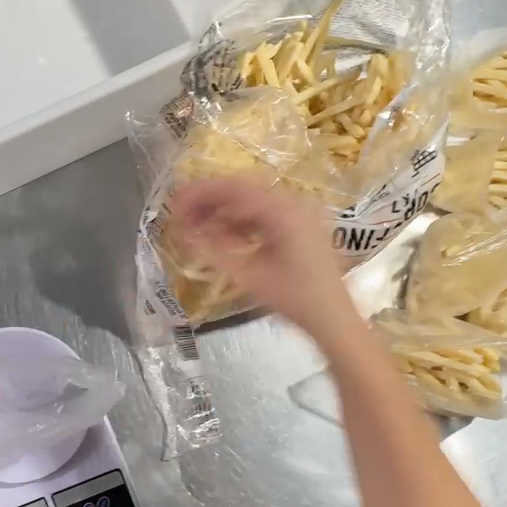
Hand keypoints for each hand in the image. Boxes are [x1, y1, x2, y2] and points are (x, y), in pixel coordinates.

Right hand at [172, 178, 361, 341]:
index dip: (200, 194)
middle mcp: (293, 203)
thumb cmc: (293, 299)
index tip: (174, 202)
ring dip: (222, 211)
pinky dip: (240, 221)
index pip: (233, 190)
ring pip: (252, 202)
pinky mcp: (300, 225)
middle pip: (242, 191)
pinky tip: (220, 233)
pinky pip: (265, 214)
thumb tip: (184, 233)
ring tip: (194, 225)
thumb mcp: (248, 276)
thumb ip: (213, 251)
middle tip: (180, 212)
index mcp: (283, 210)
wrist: (332, 316)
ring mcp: (299, 212)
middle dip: (208, 200)